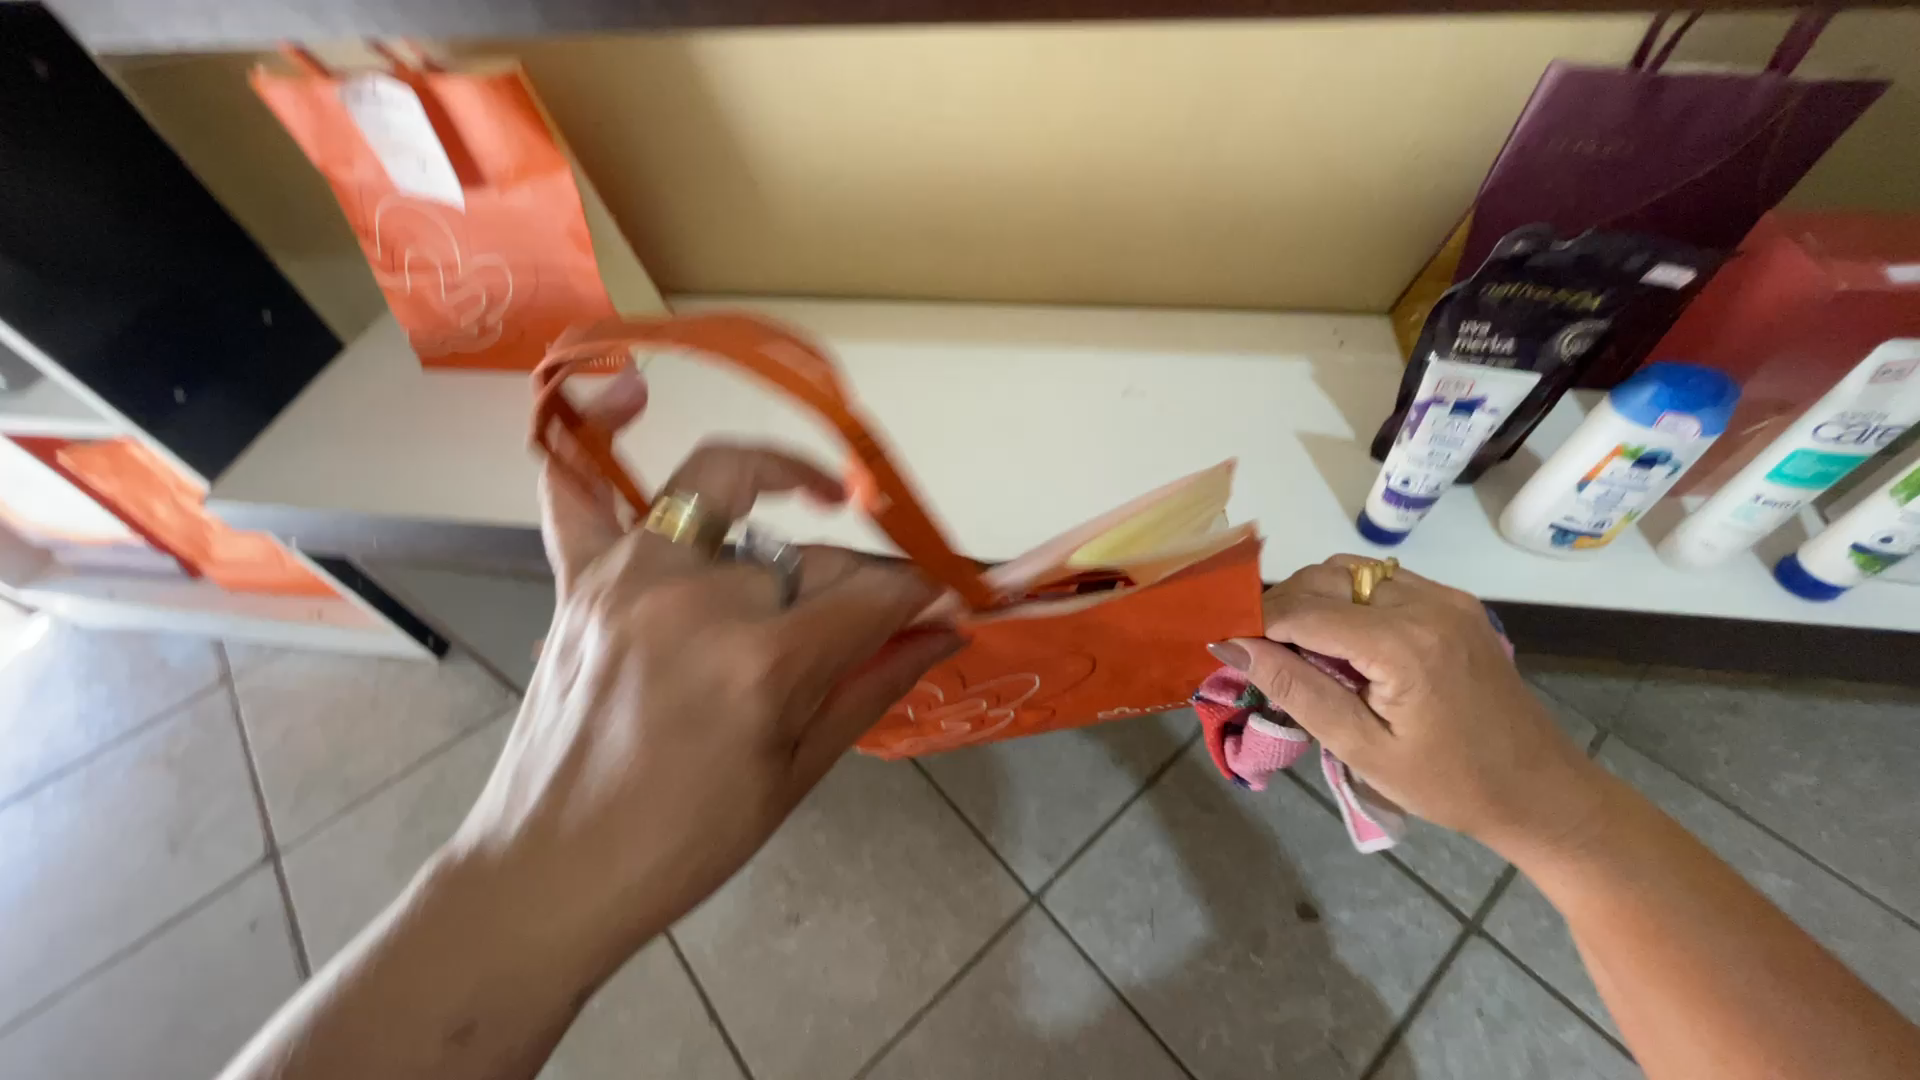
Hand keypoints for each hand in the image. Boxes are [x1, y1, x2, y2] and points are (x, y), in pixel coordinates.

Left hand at [441, 369, 965, 966]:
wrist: (551, 871)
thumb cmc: (689, 840)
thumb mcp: (801, 771)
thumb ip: (878, 682)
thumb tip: (948, 627)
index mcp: (762, 663)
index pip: (874, 594)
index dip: (921, 594)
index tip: (949, 599)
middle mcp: (699, 596)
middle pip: (811, 553)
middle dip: (858, 584)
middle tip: (870, 618)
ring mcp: (630, 574)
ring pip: (730, 494)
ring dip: (781, 499)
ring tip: (813, 504)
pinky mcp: (580, 576)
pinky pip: (578, 482)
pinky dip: (595, 428)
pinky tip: (631, 387)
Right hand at [1215, 555, 1606, 856]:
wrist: (1542, 792)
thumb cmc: (1449, 785)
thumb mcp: (1361, 748)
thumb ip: (1294, 689)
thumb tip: (1231, 646)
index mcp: (1404, 645)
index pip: (1303, 611)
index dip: (1255, 623)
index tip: (1224, 645)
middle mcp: (1426, 604)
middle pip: (1322, 579)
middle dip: (1279, 608)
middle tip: (1259, 652)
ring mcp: (1444, 597)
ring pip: (1346, 570)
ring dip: (1310, 598)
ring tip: (1297, 646)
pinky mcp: (1453, 602)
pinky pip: (1378, 580)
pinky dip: (1344, 598)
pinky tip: (1340, 639)